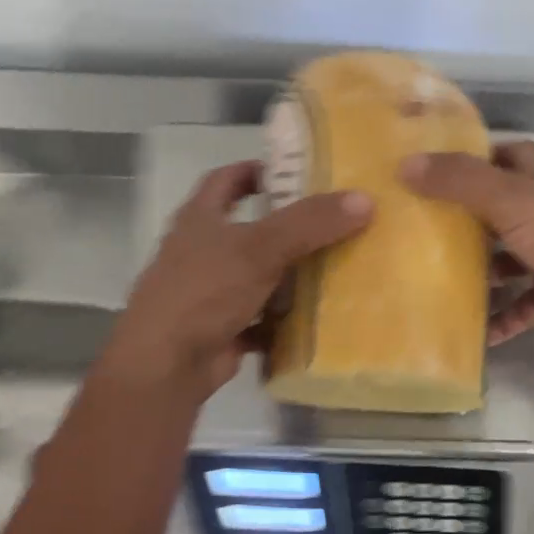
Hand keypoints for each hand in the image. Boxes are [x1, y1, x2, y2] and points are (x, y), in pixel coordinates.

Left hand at [108, 160, 371, 397]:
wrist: (168, 362)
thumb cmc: (205, 292)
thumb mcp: (261, 248)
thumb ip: (310, 223)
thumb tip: (365, 200)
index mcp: (200, 220)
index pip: (225, 181)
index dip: (255, 171)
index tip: (292, 174)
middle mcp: (200, 253)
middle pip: (246, 232)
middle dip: (284, 230)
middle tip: (329, 228)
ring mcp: (209, 295)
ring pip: (255, 280)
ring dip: (287, 279)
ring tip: (332, 274)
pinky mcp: (221, 332)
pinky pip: (259, 322)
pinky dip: (282, 324)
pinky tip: (312, 325)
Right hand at [402, 141, 533, 343]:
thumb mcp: (508, 198)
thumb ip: (458, 182)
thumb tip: (405, 166)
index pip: (496, 157)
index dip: (464, 162)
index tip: (424, 174)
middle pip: (495, 212)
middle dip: (462, 223)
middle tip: (417, 234)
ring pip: (504, 261)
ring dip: (478, 275)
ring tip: (435, 283)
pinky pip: (517, 305)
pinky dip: (499, 318)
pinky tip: (475, 332)